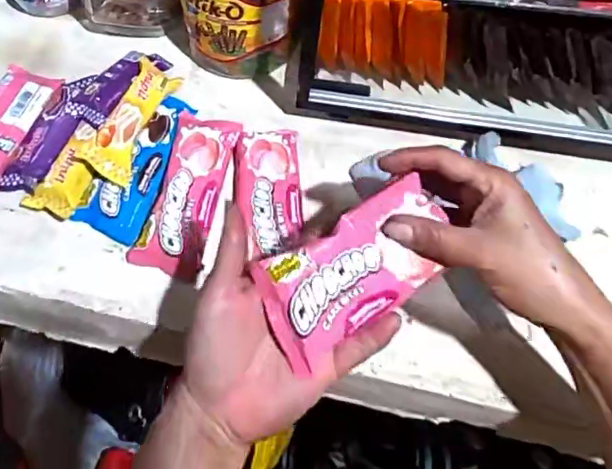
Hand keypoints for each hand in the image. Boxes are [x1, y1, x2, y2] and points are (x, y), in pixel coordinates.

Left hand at [173, 201, 402, 449]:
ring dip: (371, 287)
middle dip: (351, 252)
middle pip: (328, 271)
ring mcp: (314, 330)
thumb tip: (234, 204)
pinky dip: (375, 333)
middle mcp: (295, 299)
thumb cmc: (212, 341)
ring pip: (348, 304)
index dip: (316, 227)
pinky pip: (355, 345)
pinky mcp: (327, 362)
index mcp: (269, 278)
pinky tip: (396, 317)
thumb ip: (231, 250)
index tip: (339, 204)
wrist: (218, 406)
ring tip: (399, 263)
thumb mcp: (218, 289)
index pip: (297, 247)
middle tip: (381, 228)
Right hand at [378, 146, 611, 340]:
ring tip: (386, 208)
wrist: (573, 315)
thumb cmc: (533, 272)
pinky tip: (407, 230)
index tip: (380, 166)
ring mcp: (485, 211)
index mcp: (492, 182)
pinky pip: (445, 218)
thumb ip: (431, 236)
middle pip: (438, 175)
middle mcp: (487, 189)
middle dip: (407, 179)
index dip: (408, 158)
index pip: (442, 158)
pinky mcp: (482, 231)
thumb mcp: (479, 252)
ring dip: (414, 202)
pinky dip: (425, 221)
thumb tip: (386, 225)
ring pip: (440, 197)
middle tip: (377, 188)